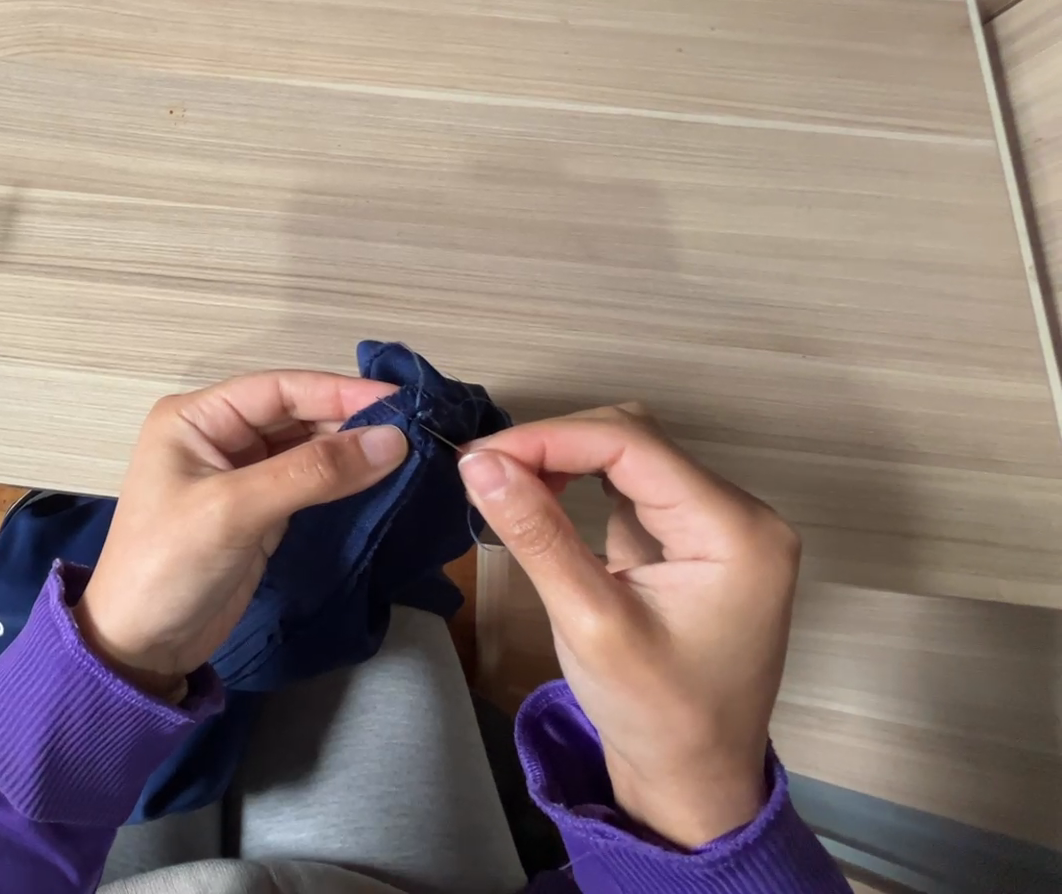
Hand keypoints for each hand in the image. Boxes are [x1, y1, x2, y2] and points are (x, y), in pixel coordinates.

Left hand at [76, 371, 410, 697]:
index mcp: (196, 418)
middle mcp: (217, 435)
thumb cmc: (170, 564)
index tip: (401, 401)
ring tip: (410, 449)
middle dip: (349, 419)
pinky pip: (306, 481)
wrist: (141, 644)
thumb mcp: (235, 510)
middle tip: (418, 427)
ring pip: (303, 446)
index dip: (338, 391)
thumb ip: (312, 472)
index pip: (277, 389)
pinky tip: (377, 476)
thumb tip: (392, 440)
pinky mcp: (256, 509)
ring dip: (349, 448)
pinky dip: (340, 479)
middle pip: (293, 413)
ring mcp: (238, 473)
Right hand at [457, 405, 799, 848]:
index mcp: (734, 530)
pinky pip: (625, 479)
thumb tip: (476, 462)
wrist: (692, 774)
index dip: (547, 438)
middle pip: (630, 436)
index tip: (475, 459)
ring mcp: (713, 522)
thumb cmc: (653, 708)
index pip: (630, 444)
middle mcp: (735, 512)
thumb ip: (536, 534)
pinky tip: (537, 494)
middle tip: (480, 470)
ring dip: (558, 454)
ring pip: (626, 449)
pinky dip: (573, 475)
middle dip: (550, 442)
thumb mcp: (587, 620)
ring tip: (501, 479)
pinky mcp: (685, 535)